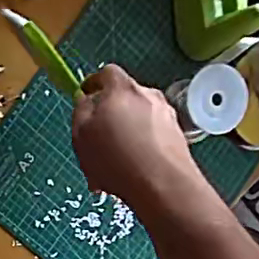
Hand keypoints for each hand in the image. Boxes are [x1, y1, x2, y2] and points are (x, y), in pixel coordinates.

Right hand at [71, 65, 201, 205]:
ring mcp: (166, 115)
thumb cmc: (115, 157)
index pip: (107, 73)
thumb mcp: (81, 134)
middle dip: (108, 116)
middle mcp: (149, 96)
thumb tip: (85, 101)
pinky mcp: (177, 136)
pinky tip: (127, 173)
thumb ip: (80, 111)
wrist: (161, 184)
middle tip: (94, 141)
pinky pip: (150, 137)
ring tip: (109, 165)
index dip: (93, 83)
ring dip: (123, 136)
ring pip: (136, 120)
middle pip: (123, 98)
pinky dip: (138, 149)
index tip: (84, 96)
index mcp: (122, 89)